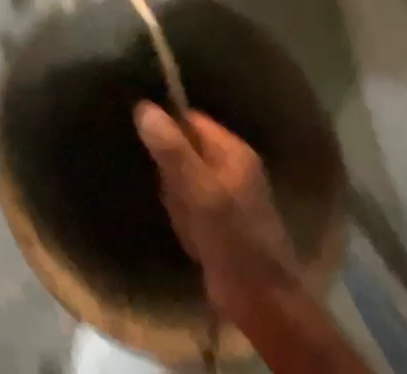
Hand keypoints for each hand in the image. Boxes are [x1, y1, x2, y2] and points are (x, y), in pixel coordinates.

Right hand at [134, 102, 298, 311]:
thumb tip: (144, 106)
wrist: (261, 299)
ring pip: (183, 181)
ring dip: (176, 200)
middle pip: (184, 151)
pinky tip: (191, 237)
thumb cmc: (231, 237)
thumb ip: (172, 149)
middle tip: (175, 196)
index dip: (167, 129)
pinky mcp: (221, 221)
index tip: (147, 147)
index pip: (191, 121)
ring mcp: (228, 196)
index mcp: (234, 152)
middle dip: (171, 174)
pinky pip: (190, 206)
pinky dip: (185, 219)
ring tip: (186, 222)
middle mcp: (233, 168)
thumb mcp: (198, 190)